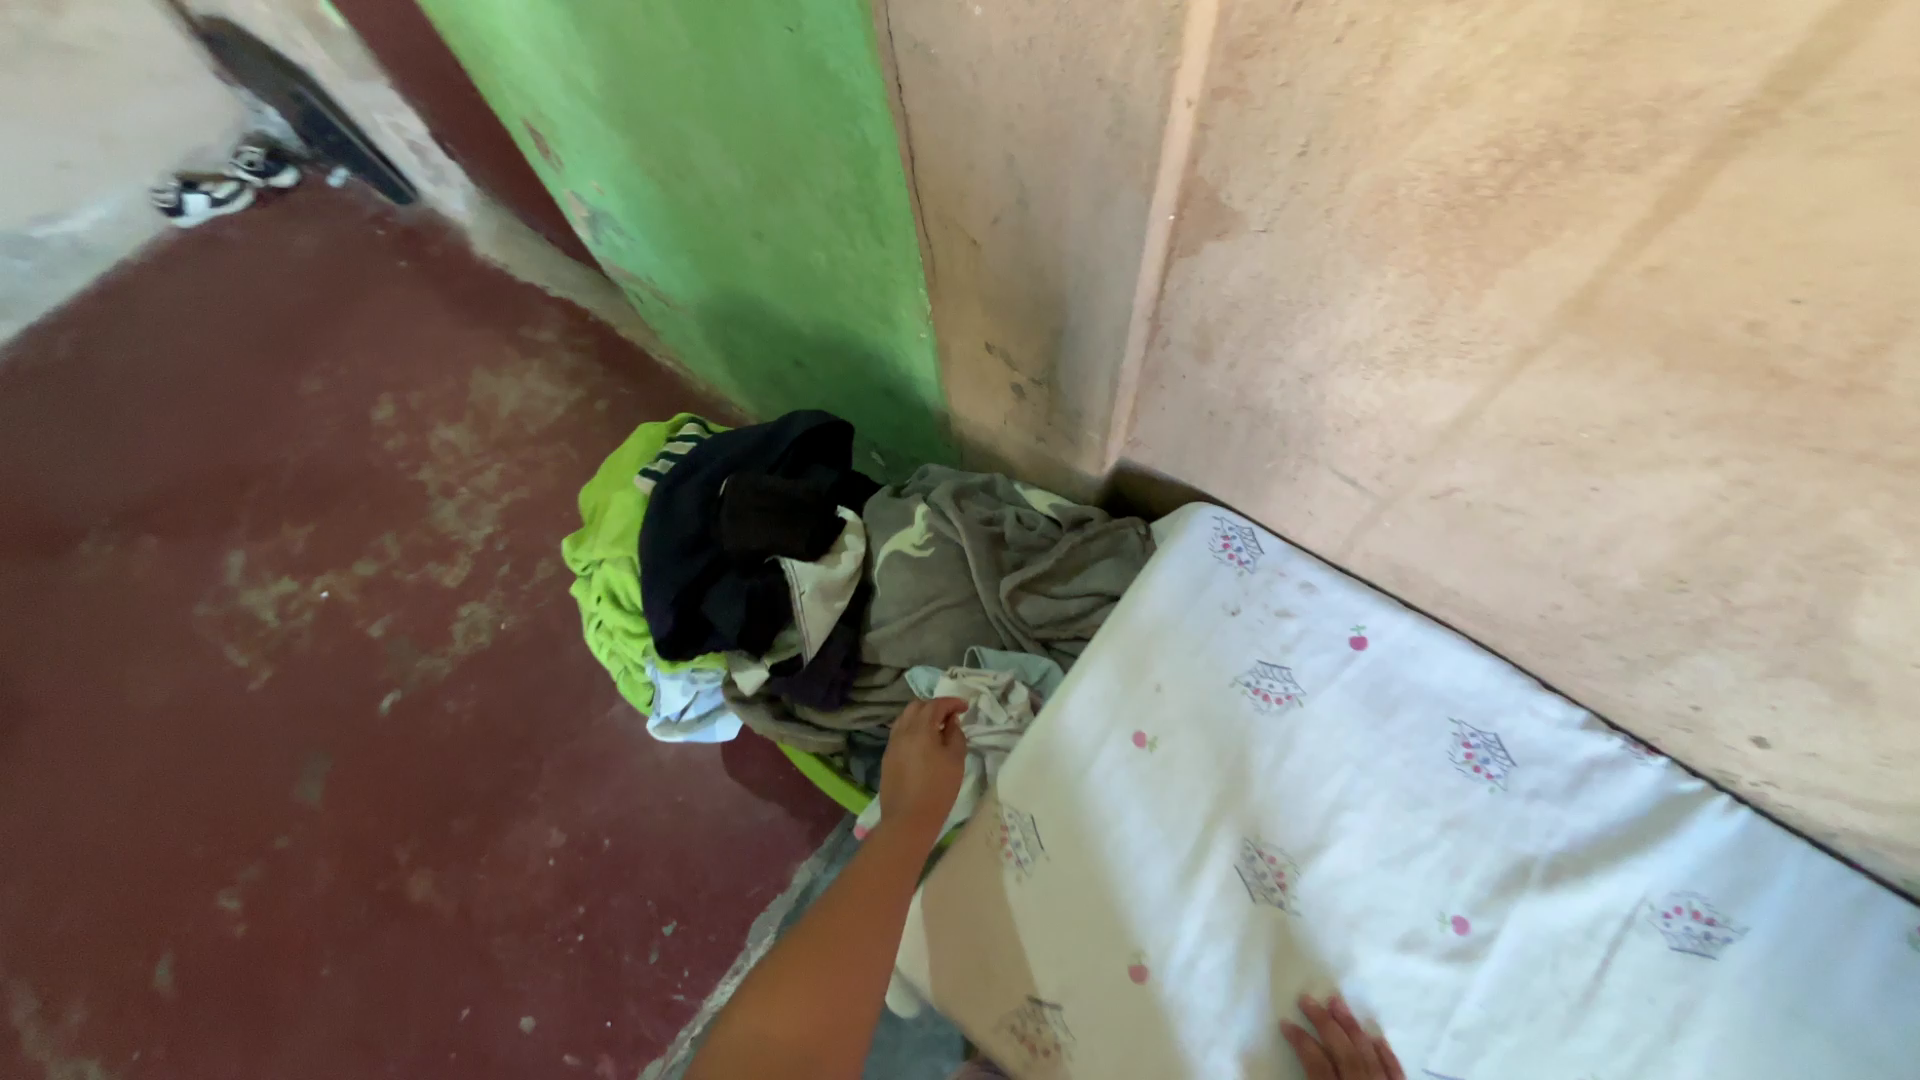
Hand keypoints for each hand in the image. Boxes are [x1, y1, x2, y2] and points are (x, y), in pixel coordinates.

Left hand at [877, 698, 969, 845]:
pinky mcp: (887, 757)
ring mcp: (892, 744)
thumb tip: (951, 721)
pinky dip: (912, 729)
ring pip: (905, 718)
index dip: (951, 702)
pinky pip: (900, 733)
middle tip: (951, 717)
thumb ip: (955, 735)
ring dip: (921, 717)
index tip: (965, 707)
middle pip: (916, 707)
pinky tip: (923, 742)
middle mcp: (902, 731)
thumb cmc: (937, 790)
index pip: (935, 705)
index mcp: (920, 729)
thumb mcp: (956, 760)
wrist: (908, 820)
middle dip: (934, 706)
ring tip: (937, 728)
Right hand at [1281, 994, 1403, 1079]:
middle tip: (1307, 998)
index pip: (1317, 1063)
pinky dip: (1386, 1053)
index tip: (1286, 1023)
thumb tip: (1288, 1056)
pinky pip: (1396, 1071)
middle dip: (1324, 1023)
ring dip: (1352, 1027)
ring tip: (1337, 1001)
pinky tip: (1376, 1035)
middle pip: (1343, 1052)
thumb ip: (1308, 1077)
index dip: (1300, 1041)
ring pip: (1369, 1055)